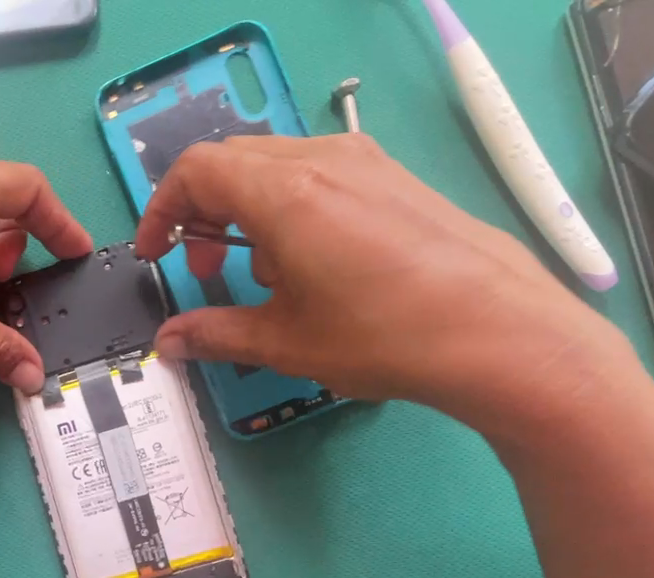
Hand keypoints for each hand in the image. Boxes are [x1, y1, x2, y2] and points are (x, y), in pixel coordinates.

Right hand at [132, 136, 640, 431]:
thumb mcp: (283, 342)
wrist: (497, 332)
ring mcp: (364, 162)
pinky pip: (316, 173)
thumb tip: (168, 342)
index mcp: (284, 193)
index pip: (197, 170)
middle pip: (232, 161)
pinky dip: (285, 208)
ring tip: (260, 274)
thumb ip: (213, 334)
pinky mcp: (392, 177)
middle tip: (203, 269)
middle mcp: (322, 159)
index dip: (161, 210)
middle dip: (200, 213)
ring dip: (243, 211)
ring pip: (274, 165)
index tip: (156, 254)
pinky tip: (308, 262)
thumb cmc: (380, 336)